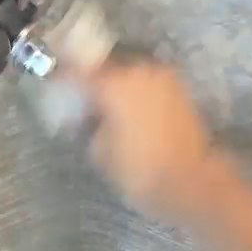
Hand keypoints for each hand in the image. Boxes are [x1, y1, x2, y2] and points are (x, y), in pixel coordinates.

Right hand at [79, 61, 228, 224]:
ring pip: (129, 76)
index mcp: (114, 84)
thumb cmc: (143, 170)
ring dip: (118, 87)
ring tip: (109, 108)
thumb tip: (92, 117)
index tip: (54, 85)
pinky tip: (132, 112)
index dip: (64, 79)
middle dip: (93, 82)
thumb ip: (91, 127)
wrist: (196, 181)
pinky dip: (137, 93)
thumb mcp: (103, 154)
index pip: (79, 74)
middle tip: (83, 100)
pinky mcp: (178, 88)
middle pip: (106, 69)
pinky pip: (148, 84)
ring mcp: (161, 77)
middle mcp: (138, 71)